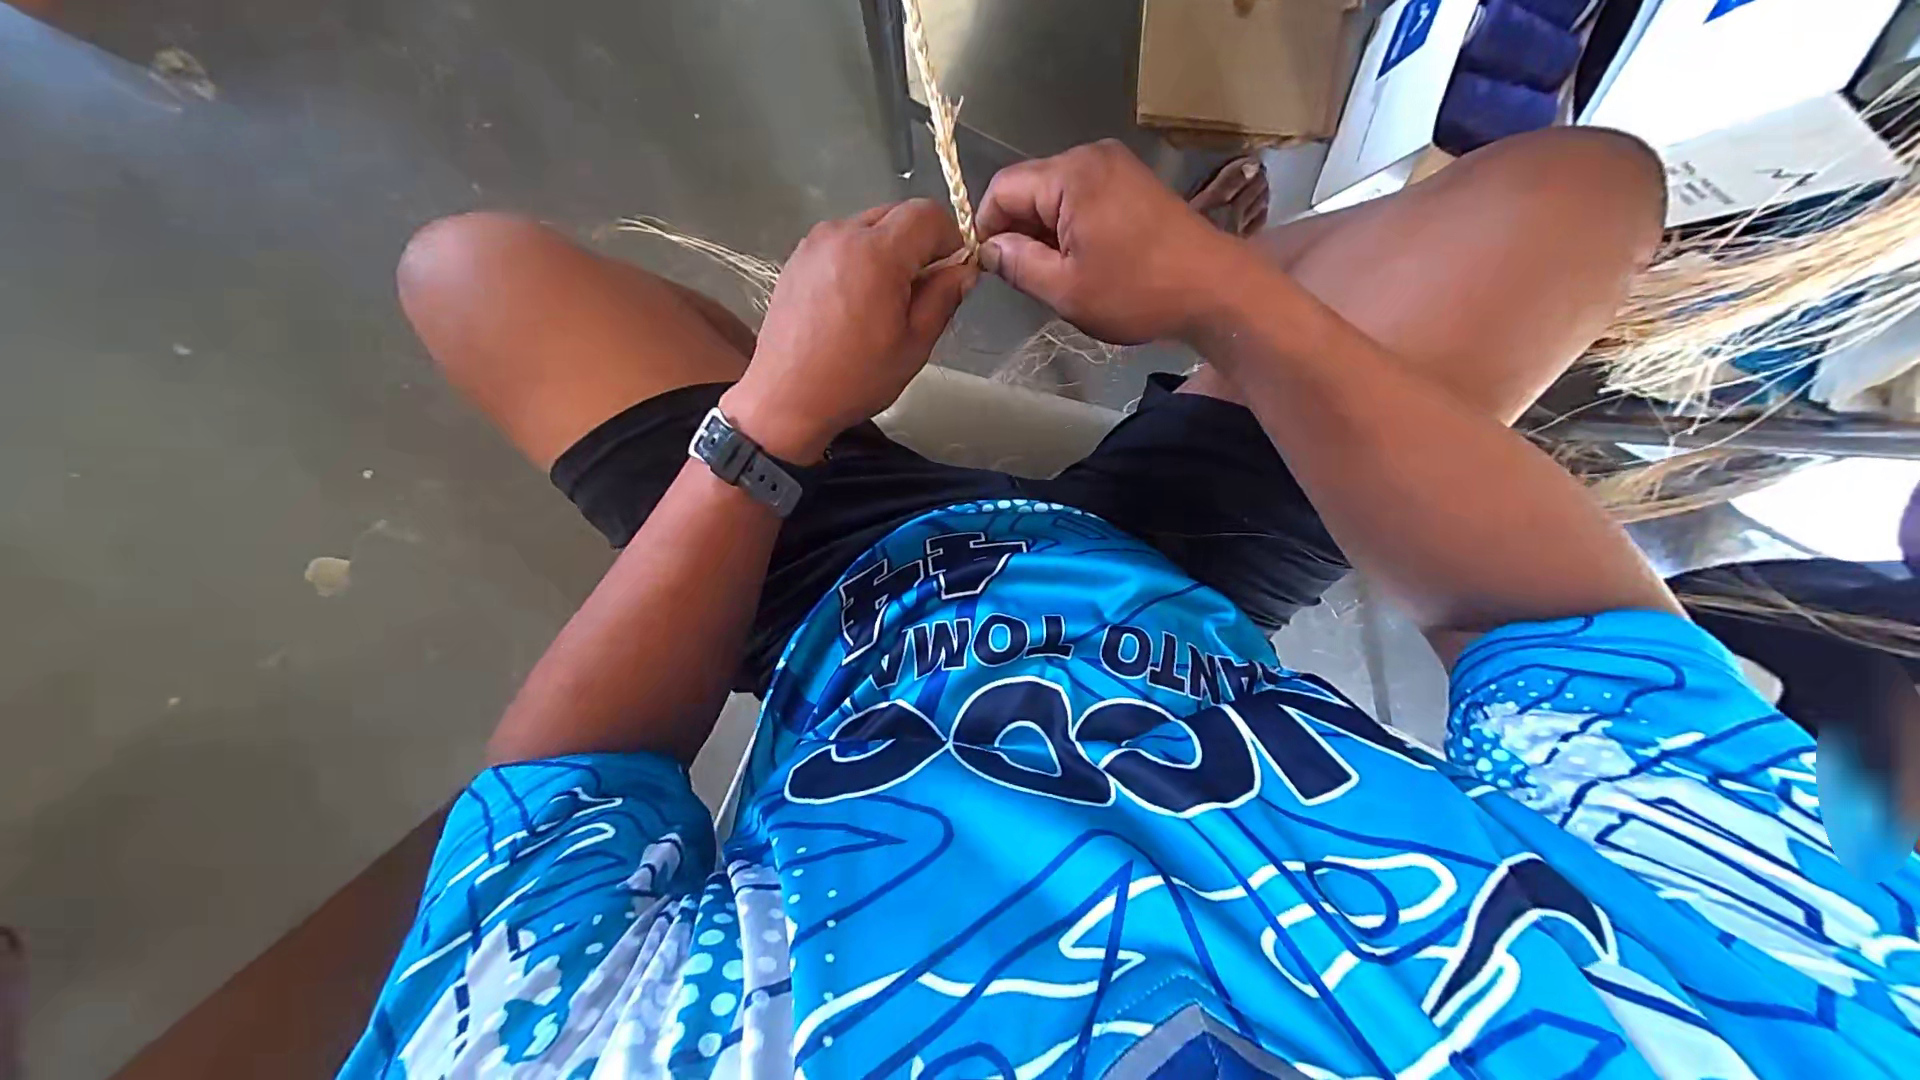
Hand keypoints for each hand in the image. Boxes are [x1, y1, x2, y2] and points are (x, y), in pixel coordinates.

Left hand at [721, 199, 976, 462]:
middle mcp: (843, 234)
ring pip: (868, 227)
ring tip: (886, 301)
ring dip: (889, 251)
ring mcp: (815, 244)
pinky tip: (856, 303)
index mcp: (877, 254)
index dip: (950, 236)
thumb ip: (943, 297)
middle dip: (919, 244)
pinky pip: (842, 243)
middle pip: (896, 214)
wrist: (787, 398)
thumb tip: (964, 270)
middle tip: (923, 290)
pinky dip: (860, 259)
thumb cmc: (855, 379)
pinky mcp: (798, 259)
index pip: (927, 214)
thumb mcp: (914, 344)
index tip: (953, 268)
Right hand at [977, 140, 1259, 344]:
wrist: (1213, 290)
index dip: (985, 228)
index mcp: (1070, 176)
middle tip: (1022, 278)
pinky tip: (1081, 262)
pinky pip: (1084, 199)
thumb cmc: (1135, 292)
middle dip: (1017, 231)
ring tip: (1054, 276)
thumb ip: (1017, 264)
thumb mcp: (1065, 289)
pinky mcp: (1134, 184)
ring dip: (1045, 233)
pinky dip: (1070, 228)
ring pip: (1056, 196)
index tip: (987, 267)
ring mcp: (1117, 168)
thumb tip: (988, 250)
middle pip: (1030, 188)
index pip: (1003, 189)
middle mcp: (1092, 157)